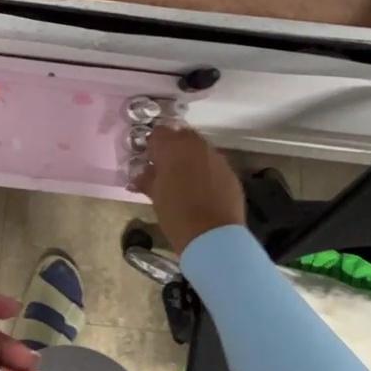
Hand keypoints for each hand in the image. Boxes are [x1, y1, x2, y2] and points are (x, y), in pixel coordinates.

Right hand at [132, 125, 246, 252]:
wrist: (213, 237)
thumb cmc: (176, 214)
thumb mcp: (155, 196)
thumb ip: (147, 180)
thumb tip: (140, 176)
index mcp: (173, 147)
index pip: (158, 133)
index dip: (153, 147)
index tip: (150, 162)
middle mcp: (196, 146)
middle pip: (181, 136)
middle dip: (173, 149)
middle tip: (167, 170)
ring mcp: (216, 158)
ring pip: (200, 149)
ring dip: (191, 159)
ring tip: (185, 181)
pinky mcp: (230, 173)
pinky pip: (214, 165)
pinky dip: (207, 172)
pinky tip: (203, 191)